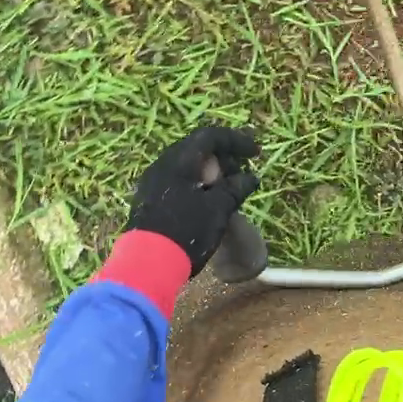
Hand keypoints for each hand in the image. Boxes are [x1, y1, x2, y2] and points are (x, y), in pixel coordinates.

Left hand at [127, 127, 261, 274]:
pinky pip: (177, 178)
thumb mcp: (220, 208)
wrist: (147, 265)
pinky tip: (207, 198)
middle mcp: (163, 164)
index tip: (255, 153)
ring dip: (210, 170)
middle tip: (242, 170)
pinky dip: (196, 181)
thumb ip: (237, 188)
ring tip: (227, 186)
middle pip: (197, 147)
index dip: (237, 141)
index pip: (211, 136)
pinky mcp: (148, 198)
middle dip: (224, 156)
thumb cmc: (187, 230)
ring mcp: (152, 181)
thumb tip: (251, 177)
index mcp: (181, 160)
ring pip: (186, 164)